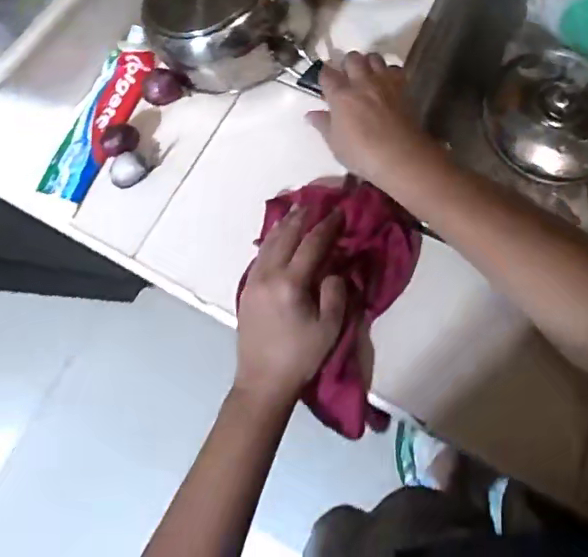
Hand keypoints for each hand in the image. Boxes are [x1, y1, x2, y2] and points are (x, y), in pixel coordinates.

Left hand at [235, 205, 347, 405]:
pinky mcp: (247, 290)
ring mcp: (253, 282)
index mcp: (290, 284)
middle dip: (304, 217)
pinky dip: (272, 239)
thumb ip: (335, 291)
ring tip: (298, 209)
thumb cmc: (300, 356)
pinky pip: (260, 254)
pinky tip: (279, 234)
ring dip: (285, 224)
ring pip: (269, 242)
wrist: (262, 384)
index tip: (340, 212)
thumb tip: (333, 269)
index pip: (312, 243)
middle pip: (286, 235)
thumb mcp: (329, 326)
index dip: (328, 225)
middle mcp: (268, 276)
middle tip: (319, 203)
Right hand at [306, 52, 442, 188]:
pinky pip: (395, 69)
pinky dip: (390, 72)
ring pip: (375, 58)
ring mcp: (383, 82)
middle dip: (348, 63)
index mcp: (341, 95)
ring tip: (368, 75)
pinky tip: (387, 83)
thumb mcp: (335, 143)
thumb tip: (311, 115)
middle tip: (347, 77)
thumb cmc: (361, 153)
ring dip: (369, 62)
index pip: (326, 74)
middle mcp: (362, 82)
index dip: (324, 74)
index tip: (324, 81)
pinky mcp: (402, 87)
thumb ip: (323, 125)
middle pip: (353, 58)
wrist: (399, 154)